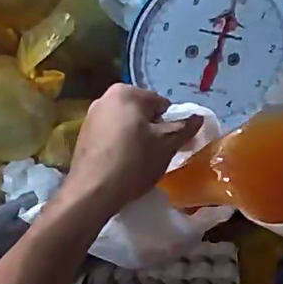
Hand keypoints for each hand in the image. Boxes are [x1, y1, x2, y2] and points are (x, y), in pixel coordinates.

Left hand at [57, 84, 201, 216]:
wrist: (93, 191)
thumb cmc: (134, 162)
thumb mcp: (167, 145)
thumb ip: (185, 128)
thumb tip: (199, 117)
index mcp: (127, 92)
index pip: (162, 104)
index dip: (171, 125)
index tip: (171, 145)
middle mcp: (105, 97)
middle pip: (142, 113)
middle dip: (152, 130)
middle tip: (156, 154)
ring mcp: (91, 116)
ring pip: (125, 124)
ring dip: (135, 138)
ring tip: (138, 161)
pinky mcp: (83, 135)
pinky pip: (110, 135)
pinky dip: (119, 145)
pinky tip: (121, 164)